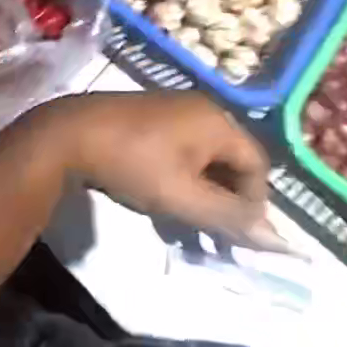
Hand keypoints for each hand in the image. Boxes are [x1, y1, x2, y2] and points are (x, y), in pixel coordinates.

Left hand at [31, 92, 287, 251]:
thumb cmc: (134, 164)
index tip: (233, 236)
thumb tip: (276, 239)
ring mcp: (173, 107)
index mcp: (216, 120)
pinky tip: (162, 201)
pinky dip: (181, 177)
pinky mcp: (150, 115)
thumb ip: (231, 218)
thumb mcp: (184, 198)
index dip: (253, 205)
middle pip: (232, 160)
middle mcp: (200, 107)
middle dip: (226, 201)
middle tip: (209, 235)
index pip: (257, 165)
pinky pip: (181, 149)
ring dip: (202, 194)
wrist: (70, 133)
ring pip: (205, 158)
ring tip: (183, 225)